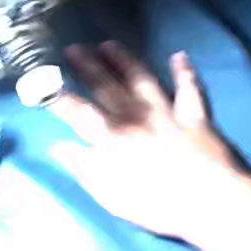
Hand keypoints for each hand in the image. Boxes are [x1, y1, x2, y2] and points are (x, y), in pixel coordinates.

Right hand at [50, 41, 249, 240]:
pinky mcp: (196, 118)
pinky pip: (190, 90)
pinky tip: (179, 56)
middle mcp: (136, 117)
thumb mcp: (109, 195)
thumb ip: (83, 168)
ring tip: (110, 44)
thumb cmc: (155, 205)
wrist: (209, 201)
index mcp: (112, 138)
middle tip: (74, 48)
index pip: (77, 112)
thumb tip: (58, 146)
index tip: (41, 82)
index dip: (57, 96)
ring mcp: (168, 114)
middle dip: (88, 67)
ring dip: (126, 61)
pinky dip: (185, 72)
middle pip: (107, 87)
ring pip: (143, 80)